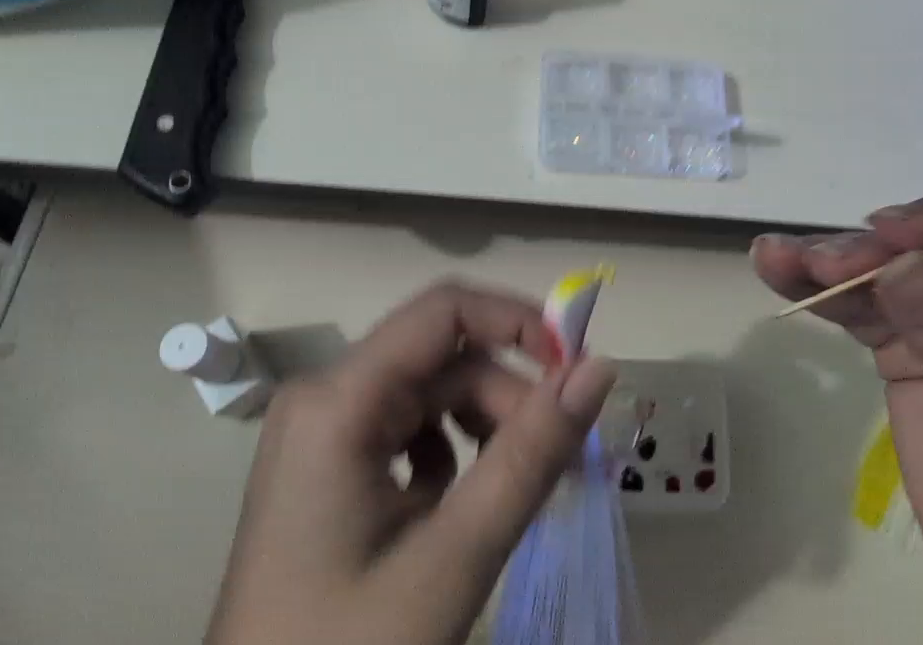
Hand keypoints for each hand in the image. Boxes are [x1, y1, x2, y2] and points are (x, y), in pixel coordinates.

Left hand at [205, 282, 617, 644]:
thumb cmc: (351, 644)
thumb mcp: (454, 554)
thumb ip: (530, 455)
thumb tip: (600, 368)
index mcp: (338, 400)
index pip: (443, 310)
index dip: (518, 322)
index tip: (578, 372)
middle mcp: (324, 396)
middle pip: (442, 358)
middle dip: (510, 396)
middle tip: (566, 463)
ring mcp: (322, 430)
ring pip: (431, 393)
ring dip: (488, 426)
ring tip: (522, 488)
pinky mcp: (330, 463)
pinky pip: (409, 428)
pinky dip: (454, 452)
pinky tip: (464, 506)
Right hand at [753, 192, 922, 644]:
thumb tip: (896, 264)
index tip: (887, 232)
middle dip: (882, 248)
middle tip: (825, 263)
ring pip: (897, 272)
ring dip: (838, 262)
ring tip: (779, 258)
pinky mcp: (914, 356)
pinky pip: (868, 312)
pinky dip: (825, 295)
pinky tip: (779, 272)